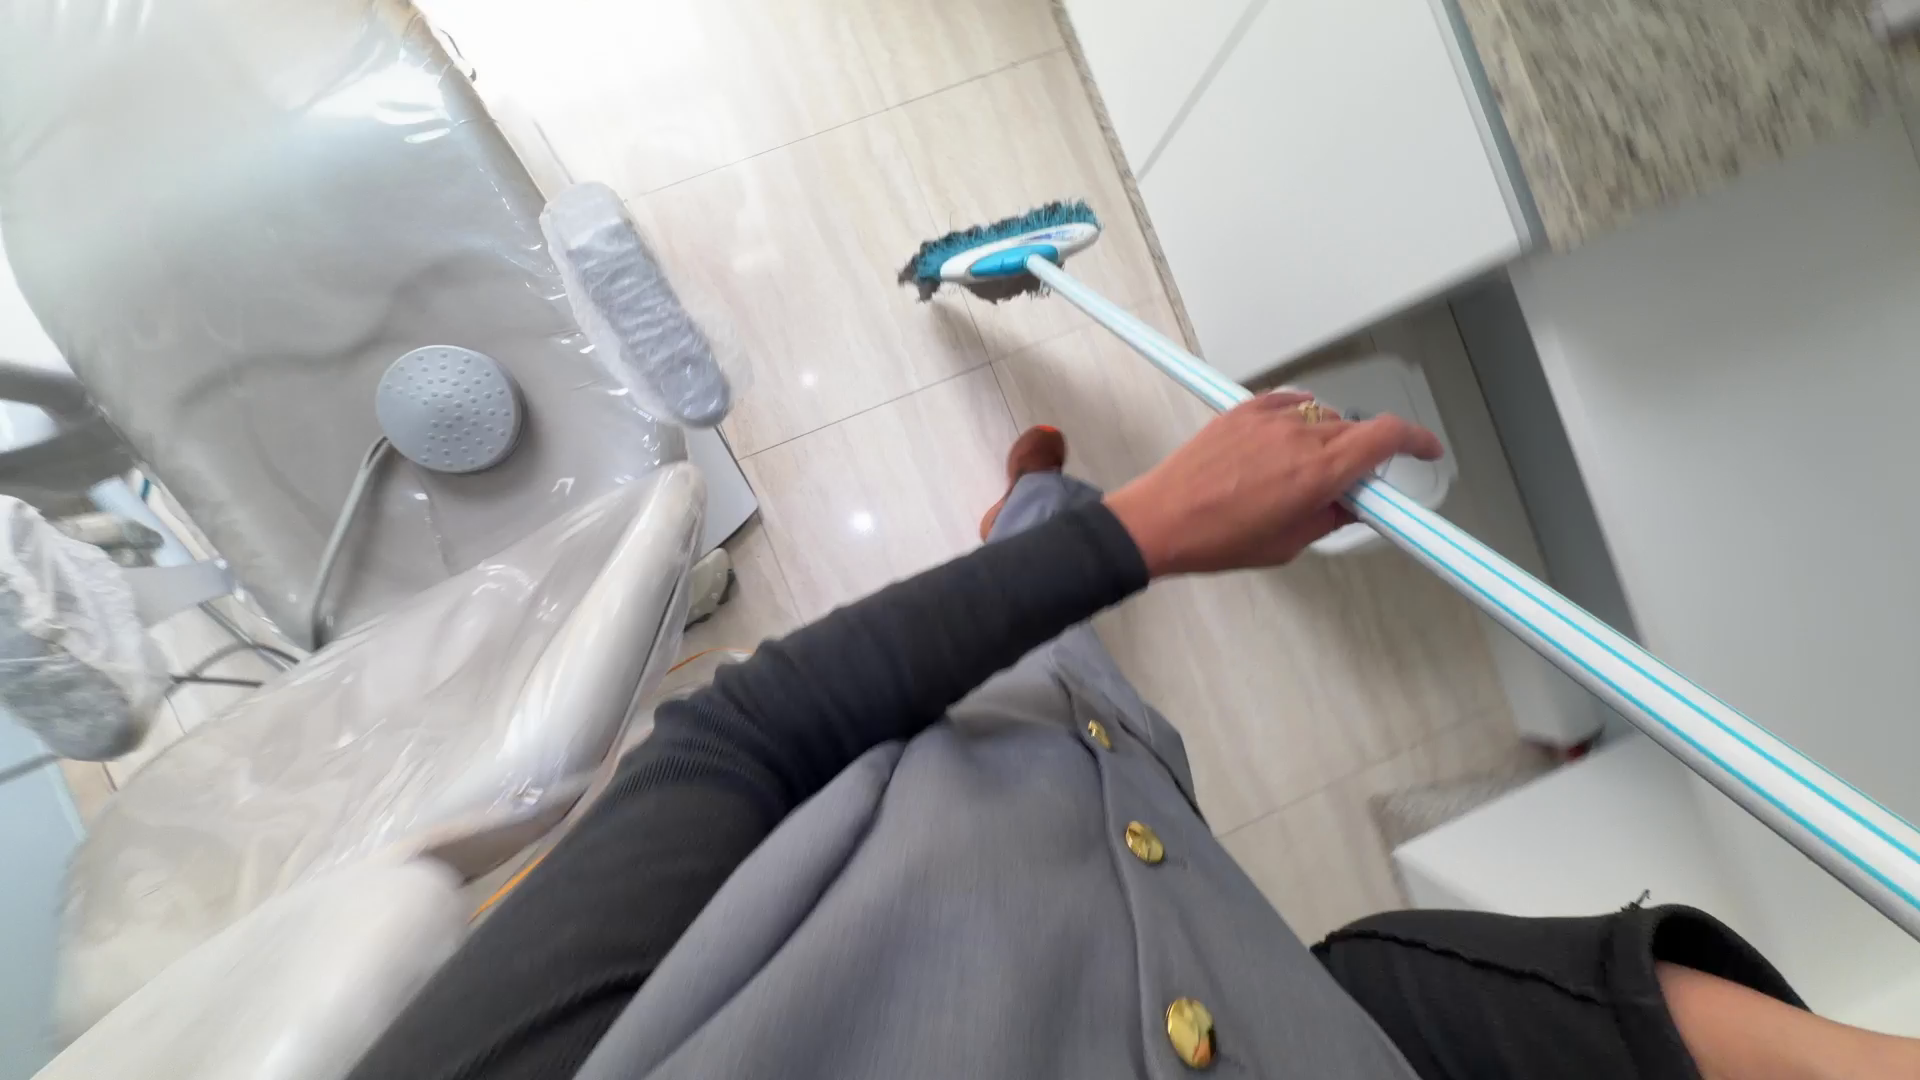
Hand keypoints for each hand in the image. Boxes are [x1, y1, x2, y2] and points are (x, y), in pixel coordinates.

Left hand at [1103, 391, 1442, 577]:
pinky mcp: (1241, 411)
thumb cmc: (1214, 538)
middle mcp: (1298, 437)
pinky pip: (1286, 402)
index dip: (1417, 441)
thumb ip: (1328, 517)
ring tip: (1300, 469)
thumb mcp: (1286, 544)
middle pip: (1357, 429)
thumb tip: (1350, 504)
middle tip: (1348, 483)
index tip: (1425, 451)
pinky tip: (1284, 439)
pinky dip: (1296, 417)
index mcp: (1318, 472)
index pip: (1389, 437)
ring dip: (1326, 437)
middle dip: (1363, 455)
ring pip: (1321, 416)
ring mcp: (1268, 419)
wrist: (1159, 520)